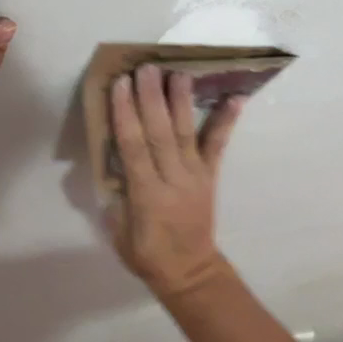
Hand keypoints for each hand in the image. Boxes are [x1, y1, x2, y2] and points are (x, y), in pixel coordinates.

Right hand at [109, 64, 244, 298]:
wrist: (190, 273)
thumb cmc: (146, 254)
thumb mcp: (119, 232)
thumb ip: (113, 198)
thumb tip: (106, 164)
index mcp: (146, 195)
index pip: (133, 147)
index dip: (125, 114)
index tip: (120, 84)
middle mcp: (172, 180)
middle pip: (160, 133)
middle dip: (151, 98)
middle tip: (145, 67)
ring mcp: (195, 175)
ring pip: (186, 133)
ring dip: (181, 100)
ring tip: (178, 72)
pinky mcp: (210, 176)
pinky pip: (218, 145)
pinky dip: (227, 120)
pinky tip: (236, 98)